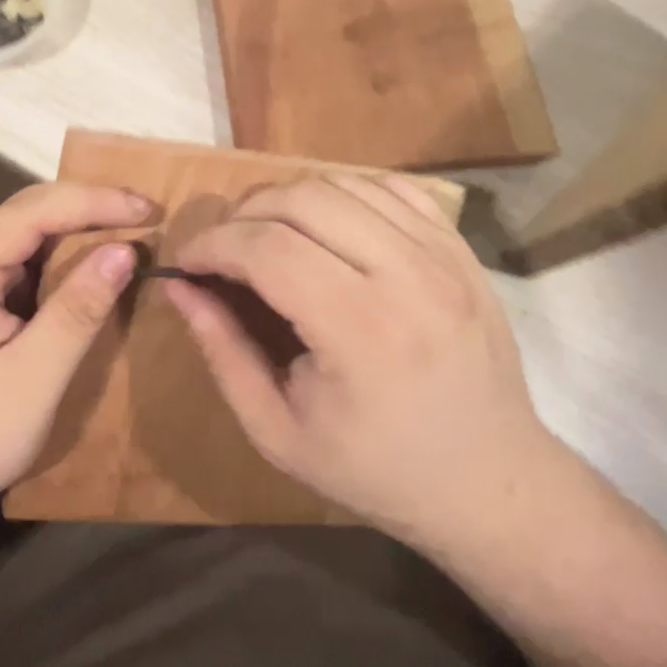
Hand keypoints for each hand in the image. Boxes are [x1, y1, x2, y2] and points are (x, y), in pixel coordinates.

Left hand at [0, 182, 148, 519]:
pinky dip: (71, 254)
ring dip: (84, 226)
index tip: (149, 208)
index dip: (92, 202)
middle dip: (92, 206)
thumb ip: (78, 312)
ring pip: (33, 231)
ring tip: (139, 229)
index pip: (31, 213)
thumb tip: (126, 250)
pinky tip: (103, 258)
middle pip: (30, 211)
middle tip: (152, 215)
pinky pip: (32, 259)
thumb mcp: (33, 379)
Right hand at [165, 172, 559, 545]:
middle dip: (243, 213)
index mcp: (360, 330)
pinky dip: (345, 194)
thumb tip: (179, 287)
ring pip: (345, 183)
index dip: (212, 244)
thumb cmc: (374, 469)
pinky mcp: (462, 251)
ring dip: (289, 199)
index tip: (186, 263)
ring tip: (268, 234)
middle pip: (303, 198)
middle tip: (223, 249)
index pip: (267, 247)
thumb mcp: (276, 429)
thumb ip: (222, 351)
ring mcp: (443, 256)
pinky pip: (393, 188)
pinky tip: (327, 227)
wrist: (488, 483)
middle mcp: (407, 277)